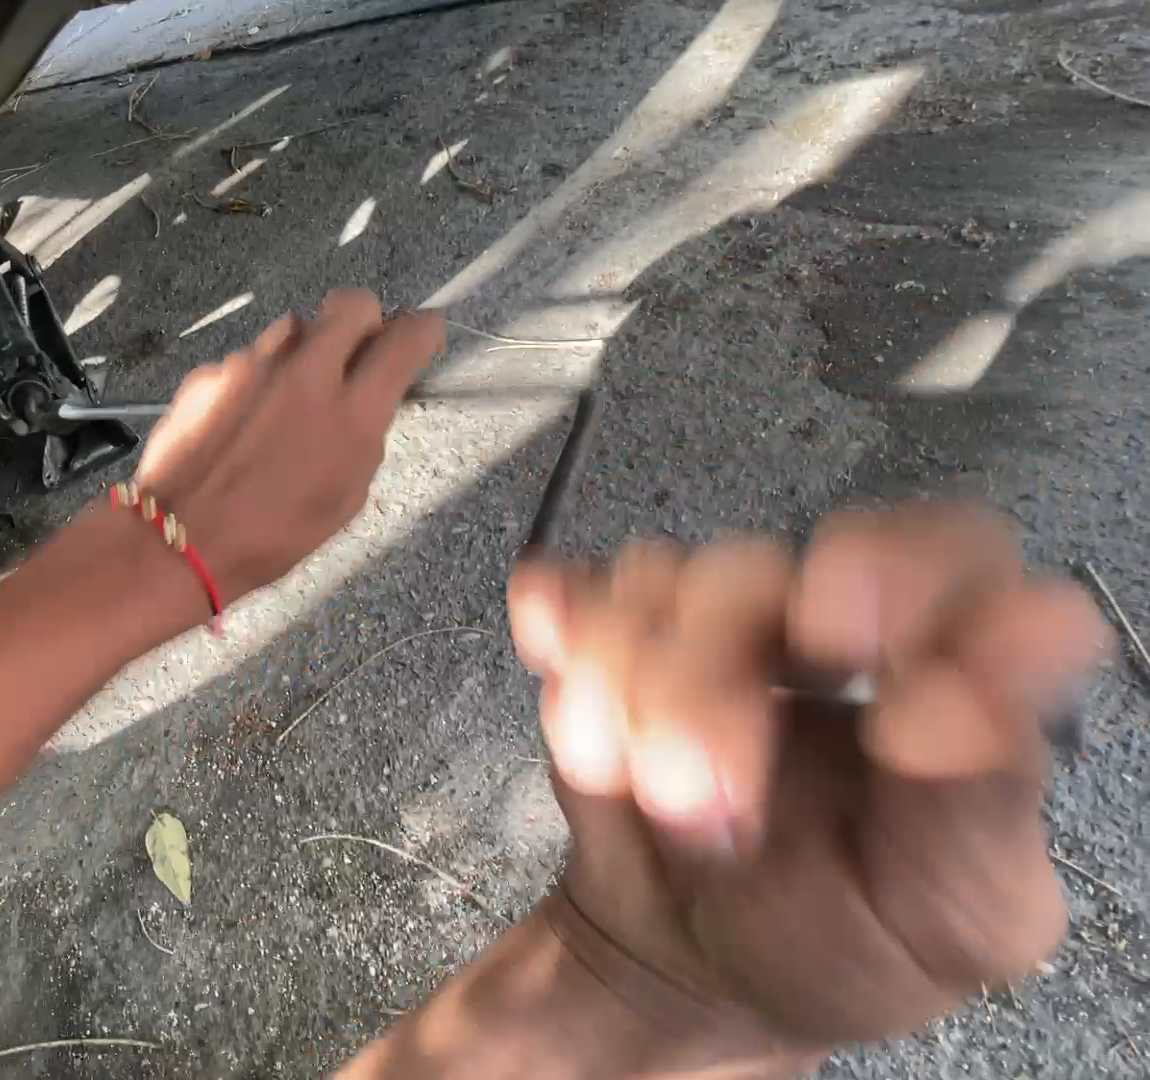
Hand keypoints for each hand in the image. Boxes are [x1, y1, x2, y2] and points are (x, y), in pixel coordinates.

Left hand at [134, 289, 442, 600]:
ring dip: (301, 352)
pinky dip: (251, 381)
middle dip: (363, 322)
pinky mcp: (210, 372)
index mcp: (352, 413)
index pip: (406, 338)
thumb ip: (363, 436)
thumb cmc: (272, 537)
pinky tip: (237, 421)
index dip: (421, 331)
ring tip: (285, 397)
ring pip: (293, 328)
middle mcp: (305, 374)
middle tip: (353, 354)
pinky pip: (245, 360)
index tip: (420, 334)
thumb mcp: (343, 499)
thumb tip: (366, 400)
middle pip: (351, 305)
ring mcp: (251, 366)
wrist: (180, 539)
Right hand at [508, 502, 1109, 1054]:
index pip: (942, 545)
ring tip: (625, 782)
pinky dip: (554, 619)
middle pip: (744, 570)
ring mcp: (688, 623)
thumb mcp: (949, 905)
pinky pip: (564, 589)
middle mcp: (803, 618)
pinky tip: (549, 654)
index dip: (889, 568)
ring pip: (642, 581)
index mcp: (929, 664)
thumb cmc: (837, 936)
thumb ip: (984, 790)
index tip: (836, 648)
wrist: (689, 954)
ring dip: (617, 686)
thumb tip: (1005, 659)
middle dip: (699, 688)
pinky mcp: (595, 639)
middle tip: (694, 806)